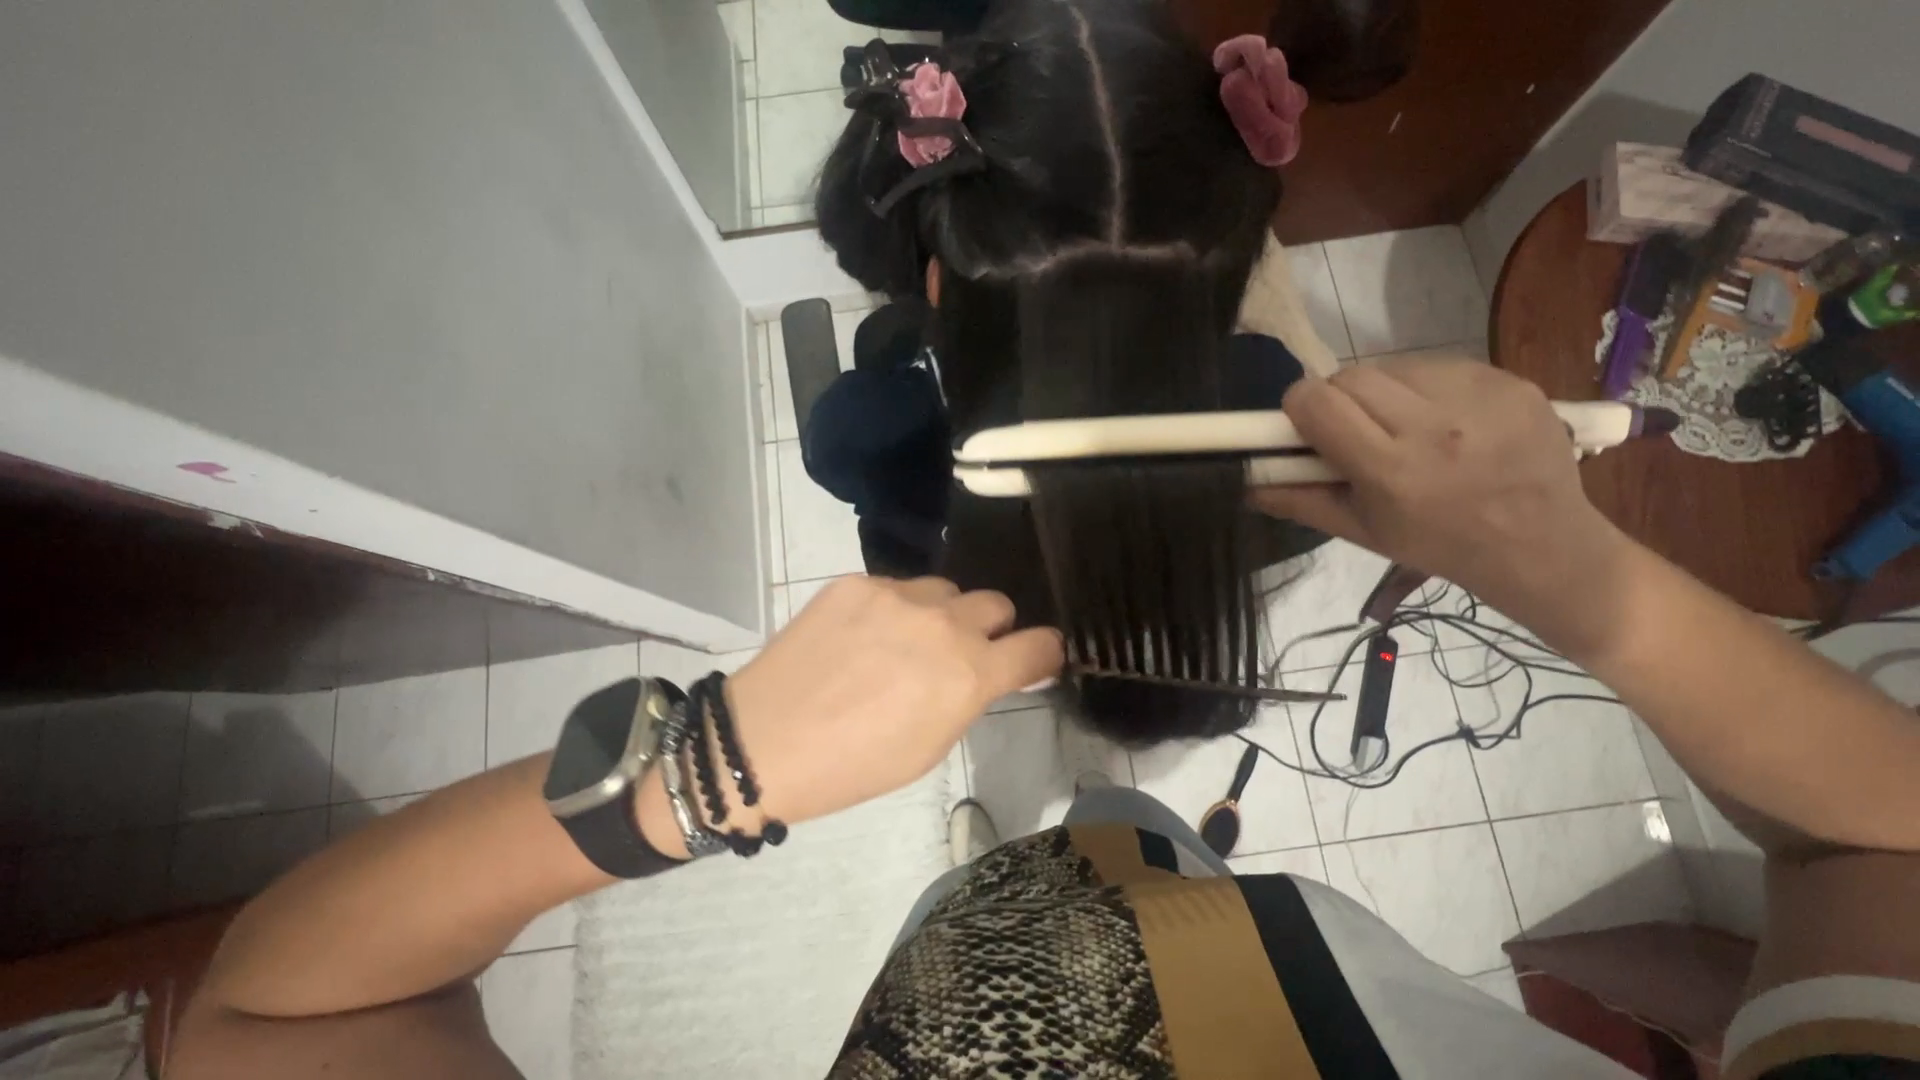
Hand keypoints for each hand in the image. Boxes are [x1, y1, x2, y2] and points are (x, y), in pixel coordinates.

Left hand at [721, 576, 1061, 828]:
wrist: (762, 742)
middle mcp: (944, 624)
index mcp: (970, 675)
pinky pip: (896, 587)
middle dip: (989, 630)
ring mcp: (897, 596)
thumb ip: (969, 698)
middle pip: (996, 604)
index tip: (1033, 660)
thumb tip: (988, 672)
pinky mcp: (856, 582)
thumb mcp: (930, 748)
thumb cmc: (854, 766)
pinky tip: (860, 638)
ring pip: (945, 591)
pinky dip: (892, 610)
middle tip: (957, 656)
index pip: (1040, 644)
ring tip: (901, 645)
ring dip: (939, 615)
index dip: (1043, 653)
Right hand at [1251, 359, 1632, 619]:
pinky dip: (1429, 388)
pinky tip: (1447, 421)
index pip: (1317, 401)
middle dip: (1340, 399)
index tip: (1306, 426)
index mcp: (1390, 470)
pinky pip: (1441, 366)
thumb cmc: (1438, 545)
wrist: (1542, 545)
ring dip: (1384, 391)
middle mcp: (1434, 427)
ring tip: (1406, 426)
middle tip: (1356, 430)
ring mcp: (1478, 398)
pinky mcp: (1509, 381)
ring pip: (1394, 366)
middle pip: (1350, 377)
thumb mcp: (1361, 532)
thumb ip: (1297, 500)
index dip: (1301, 408)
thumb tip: (1242, 478)